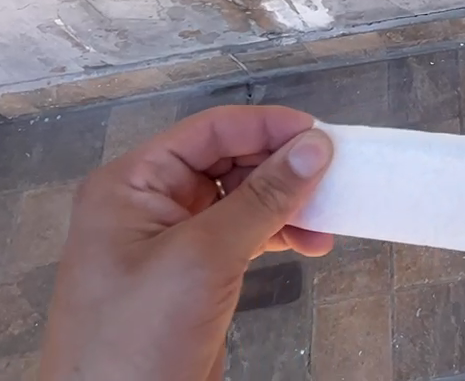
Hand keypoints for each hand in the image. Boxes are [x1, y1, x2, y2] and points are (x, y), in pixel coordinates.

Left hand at [40, 105, 334, 380]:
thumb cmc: (139, 338)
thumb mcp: (205, 258)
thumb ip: (264, 196)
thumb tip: (318, 143)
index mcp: (134, 183)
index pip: (211, 131)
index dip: (267, 126)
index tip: (321, 135)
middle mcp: (151, 201)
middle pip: (231, 160)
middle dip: (282, 169)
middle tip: (331, 178)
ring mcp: (173, 239)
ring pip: (244, 196)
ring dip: (288, 202)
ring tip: (327, 217)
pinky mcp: (194, 273)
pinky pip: (245, 232)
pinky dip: (280, 232)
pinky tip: (312, 242)